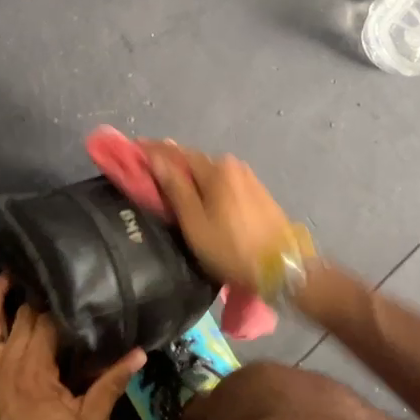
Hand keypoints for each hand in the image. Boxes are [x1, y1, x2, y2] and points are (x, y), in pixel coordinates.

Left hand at [0, 274, 144, 419]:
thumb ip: (111, 383)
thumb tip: (139, 352)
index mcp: (35, 371)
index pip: (48, 320)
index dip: (64, 300)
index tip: (82, 282)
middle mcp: (11, 360)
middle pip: (26, 313)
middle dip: (44, 291)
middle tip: (64, 269)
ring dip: (11, 291)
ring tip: (26, 265)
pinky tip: (2, 290)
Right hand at [141, 138, 293, 294]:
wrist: (285, 270)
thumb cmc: (232, 248)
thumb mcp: (195, 223)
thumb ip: (175, 188)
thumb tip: (156, 158)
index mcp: (216, 168)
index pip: (177, 153)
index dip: (154, 151)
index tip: (135, 149)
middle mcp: (233, 165)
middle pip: (194, 161)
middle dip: (172, 164)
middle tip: (150, 171)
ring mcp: (249, 178)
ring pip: (210, 173)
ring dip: (191, 176)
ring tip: (174, 187)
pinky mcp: (259, 193)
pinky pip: (224, 182)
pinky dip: (208, 186)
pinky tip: (202, 197)